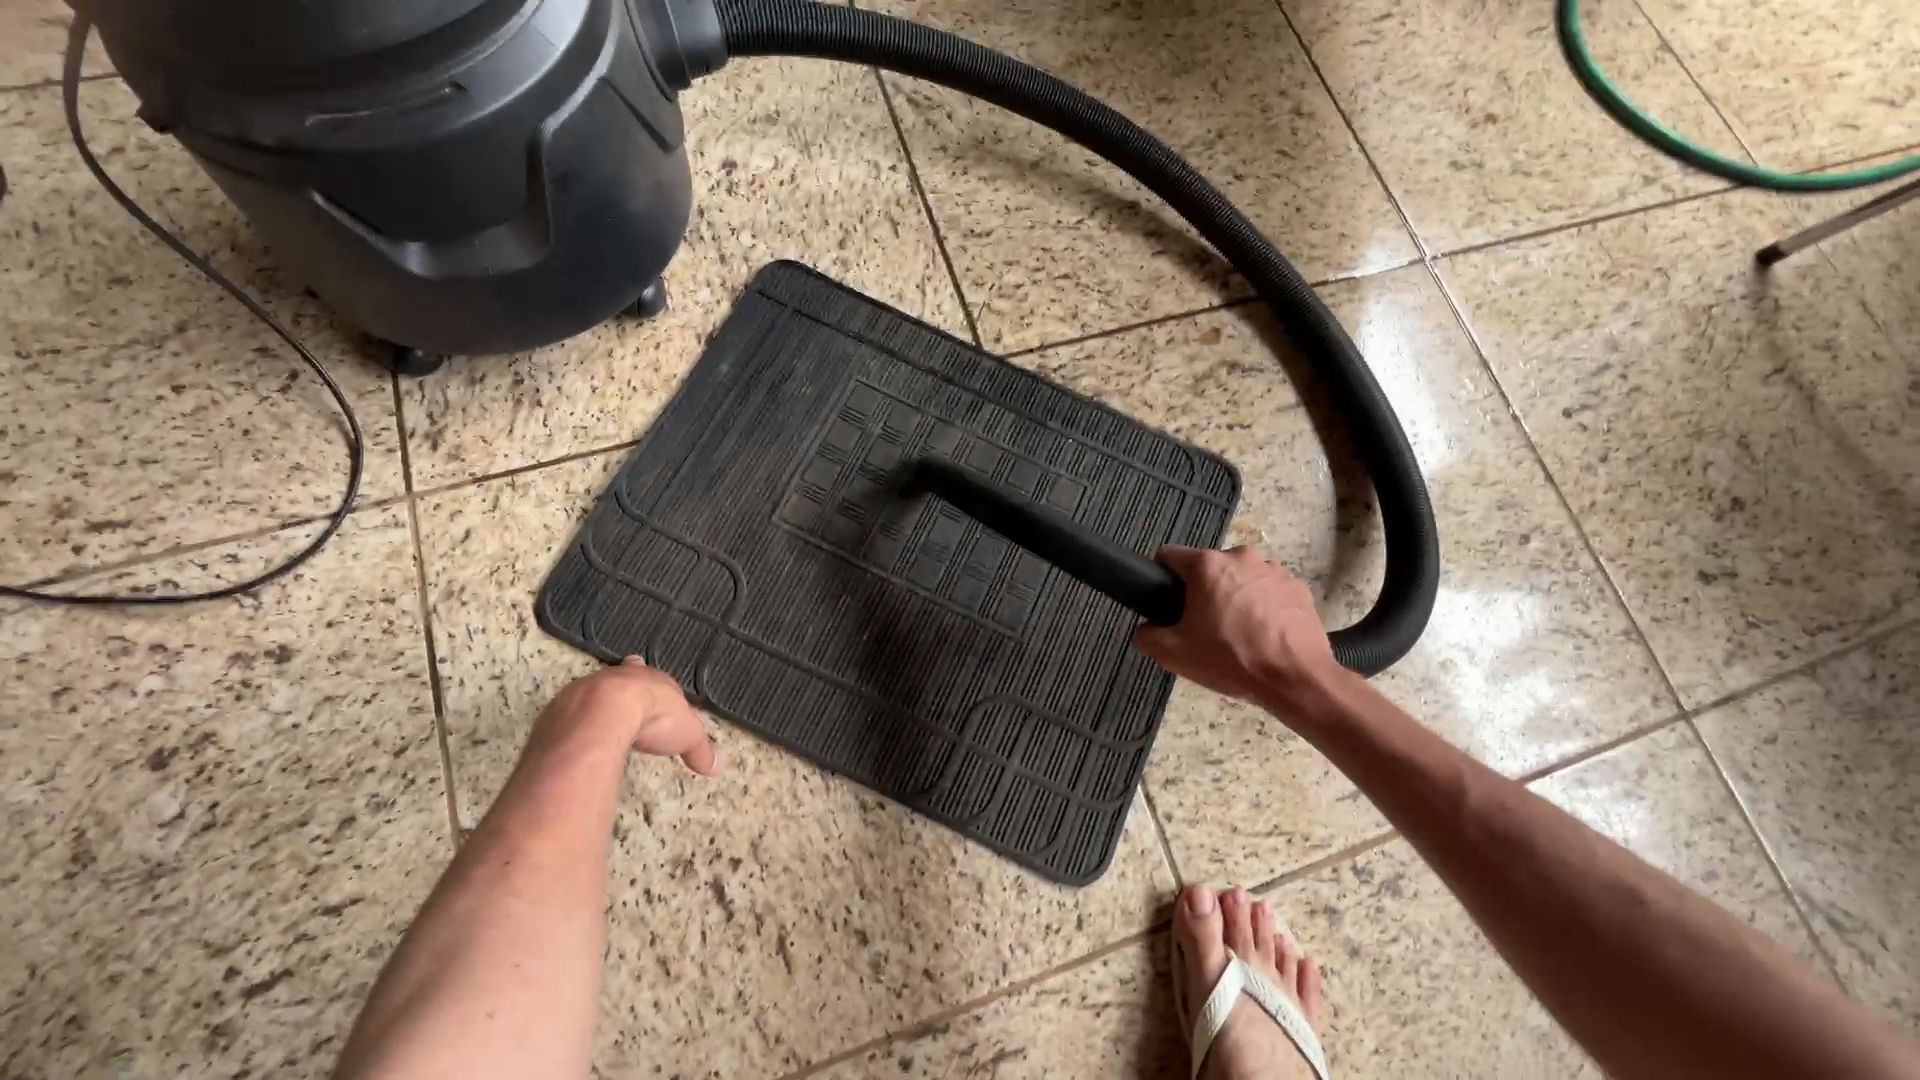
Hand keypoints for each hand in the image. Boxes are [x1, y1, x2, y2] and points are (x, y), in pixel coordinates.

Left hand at [538, 656, 720, 775]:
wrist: (605, 713)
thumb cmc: (654, 716)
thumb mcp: (687, 735)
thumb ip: (700, 750)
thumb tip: (717, 767)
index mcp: (647, 679)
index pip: (646, 673)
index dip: (643, 673)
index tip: (637, 663)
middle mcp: (613, 679)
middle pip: (615, 679)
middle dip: (618, 687)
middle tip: (618, 696)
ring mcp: (582, 693)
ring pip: (588, 694)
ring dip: (592, 705)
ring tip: (595, 721)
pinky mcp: (557, 712)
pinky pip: (565, 716)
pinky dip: (571, 725)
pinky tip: (573, 738)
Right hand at [1134, 546, 1339, 708]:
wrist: (1295, 679)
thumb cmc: (1231, 660)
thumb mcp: (1173, 654)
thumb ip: (1146, 636)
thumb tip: (1146, 629)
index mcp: (1207, 565)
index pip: (1168, 555)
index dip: (1160, 577)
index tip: (1165, 602)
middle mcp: (1240, 557)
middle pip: (1207, 568)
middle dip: (1200, 591)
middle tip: (1201, 628)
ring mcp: (1274, 570)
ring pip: (1239, 578)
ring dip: (1232, 597)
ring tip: (1236, 634)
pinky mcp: (1297, 587)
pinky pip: (1267, 590)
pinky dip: (1261, 606)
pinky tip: (1263, 635)